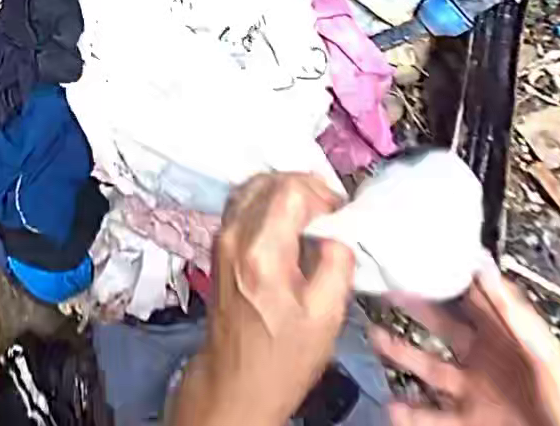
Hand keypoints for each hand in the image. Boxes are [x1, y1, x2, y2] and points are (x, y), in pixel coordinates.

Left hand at [170, 173, 355, 425]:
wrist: (235, 378)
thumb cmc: (283, 356)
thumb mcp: (325, 318)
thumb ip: (336, 265)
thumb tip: (338, 231)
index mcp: (262, 252)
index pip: (290, 191)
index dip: (320, 193)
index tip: (341, 213)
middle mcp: (235, 233)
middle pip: (270, 181)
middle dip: (305, 187)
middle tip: (331, 209)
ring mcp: (222, 233)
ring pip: (253, 184)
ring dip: (284, 188)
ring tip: (312, 210)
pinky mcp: (218, 239)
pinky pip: (242, 199)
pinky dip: (266, 196)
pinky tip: (286, 215)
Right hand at [373, 266, 559, 425]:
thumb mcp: (551, 358)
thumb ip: (515, 313)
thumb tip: (485, 263)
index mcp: (507, 339)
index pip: (467, 295)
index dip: (440, 271)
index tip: (410, 248)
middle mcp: (487, 361)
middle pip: (439, 324)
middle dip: (409, 304)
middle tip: (379, 281)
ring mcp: (478, 395)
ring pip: (427, 366)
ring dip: (399, 352)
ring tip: (371, 336)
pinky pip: (432, 416)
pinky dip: (407, 411)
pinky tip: (390, 404)